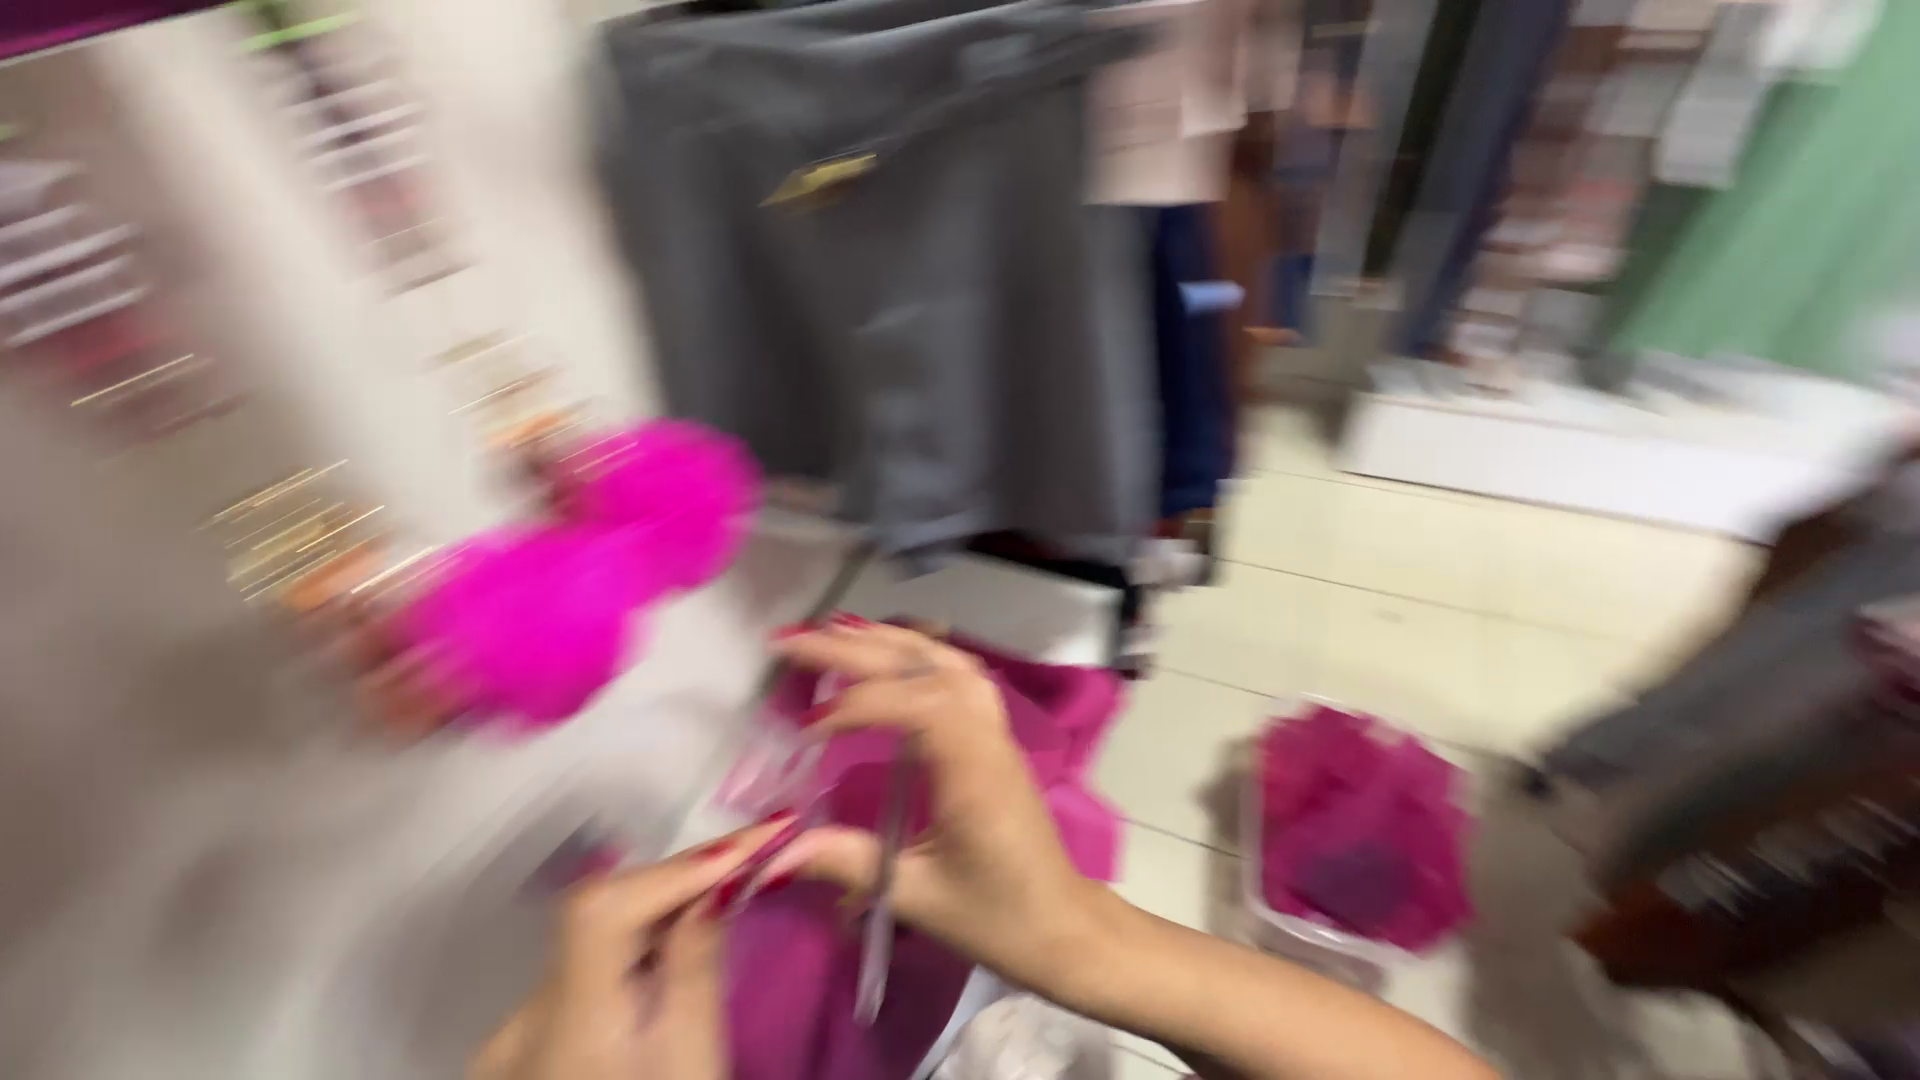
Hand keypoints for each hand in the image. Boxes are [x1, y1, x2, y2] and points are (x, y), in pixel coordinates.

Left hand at [468, 819, 789, 1079]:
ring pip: (600, 929)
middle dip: (682, 876)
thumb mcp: (696, 1056)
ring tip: (732, 876)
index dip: (674, 867)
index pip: (603, 909)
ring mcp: (517, 1028)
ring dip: (666, 897)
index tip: (751, 844)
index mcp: (567, 1029)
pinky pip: (593, 957)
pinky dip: (642, 932)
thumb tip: (717, 879)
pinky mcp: (529, 1036)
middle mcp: (523, 1019)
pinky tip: (680, 928)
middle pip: (604, 910)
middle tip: (760, 847)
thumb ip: (697, 963)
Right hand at [764, 620, 1109, 991]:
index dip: (858, 705)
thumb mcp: (919, 898)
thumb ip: (848, 864)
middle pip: (924, 667)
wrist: (1062, 924)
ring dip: (887, 641)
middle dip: (855, 649)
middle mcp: (988, 733)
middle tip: (792, 641)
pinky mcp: (993, 731)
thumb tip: (770, 850)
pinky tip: (887, 655)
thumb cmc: (997, 916)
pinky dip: (916, 653)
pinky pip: (957, 671)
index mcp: (975, 770)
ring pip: (944, 659)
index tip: (806, 729)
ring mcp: (995, 726)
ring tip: (831, 633)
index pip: (917, 705)